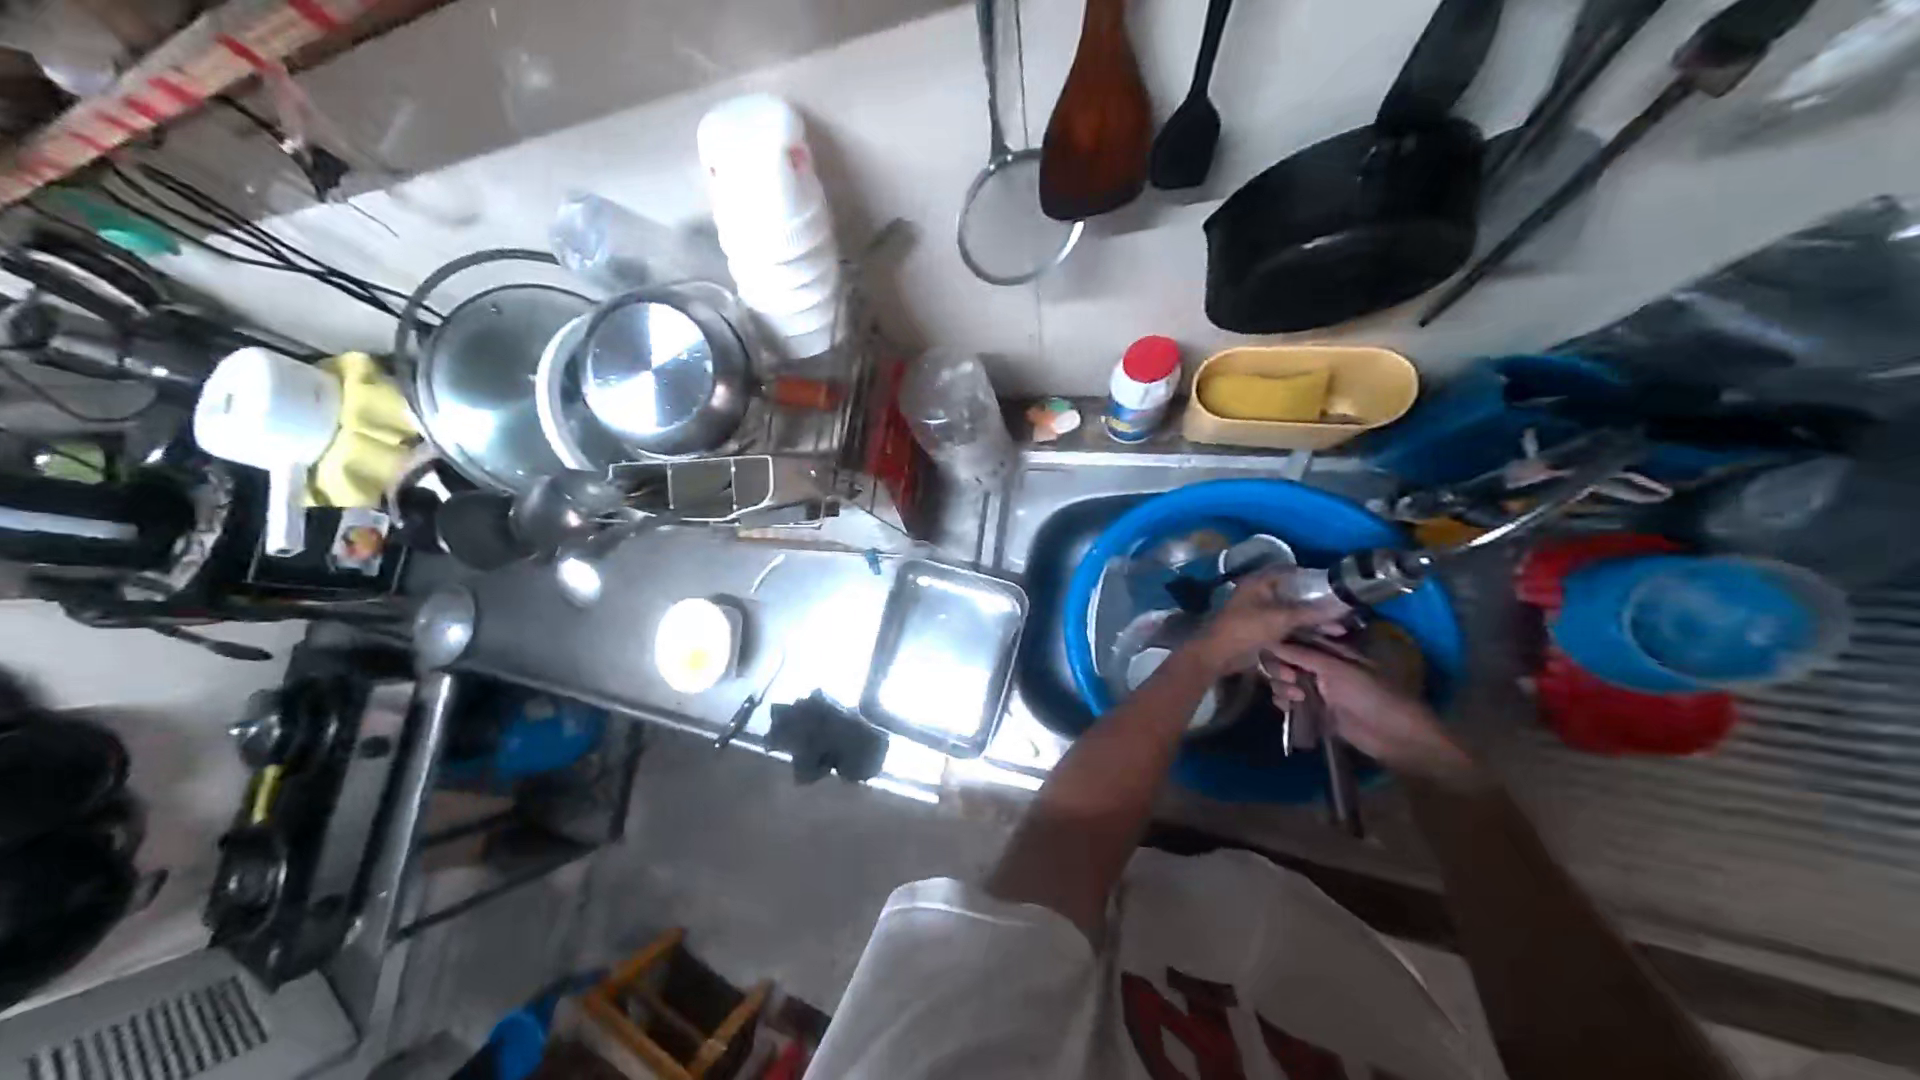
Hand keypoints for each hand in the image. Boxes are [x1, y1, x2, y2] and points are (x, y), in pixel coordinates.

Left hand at [1182, 570, 1340, 677]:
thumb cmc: (1246, 629)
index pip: (1289, 571)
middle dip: (1316, 605)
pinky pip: (1283, 627)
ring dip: (1310, 621)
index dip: (1312, 577)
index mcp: (1258, 583)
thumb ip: (1311, 612)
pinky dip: (1299, 632)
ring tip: (1336, 630)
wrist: (1218, 655)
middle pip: (1292, 595)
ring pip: (1289, 613)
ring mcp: (1257, 612)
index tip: (1335, 586)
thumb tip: (1342, 605)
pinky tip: (1318, 639)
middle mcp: (1258, 594)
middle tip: (1341, 613)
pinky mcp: (1258, 630)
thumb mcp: (1281, 618)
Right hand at [1265, 639, 1478, 784]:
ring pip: (1283, 681)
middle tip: (1291, 679)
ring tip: (1297, 697)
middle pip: (1284, 660)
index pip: (1295, 640)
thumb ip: (1303, 655)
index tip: (1275, 653)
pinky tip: (1291, 707)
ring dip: (1282, 687)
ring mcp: (1317, 689)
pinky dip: (1285, 703)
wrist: (1395, 736)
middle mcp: (1320, 667)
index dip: (1280, 644)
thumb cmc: (1372, 695)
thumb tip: (1271, 641)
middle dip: (1280, 668)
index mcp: (1330, 651)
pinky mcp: (1314, 711)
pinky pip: (1289, 702)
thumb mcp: (1338, 670)